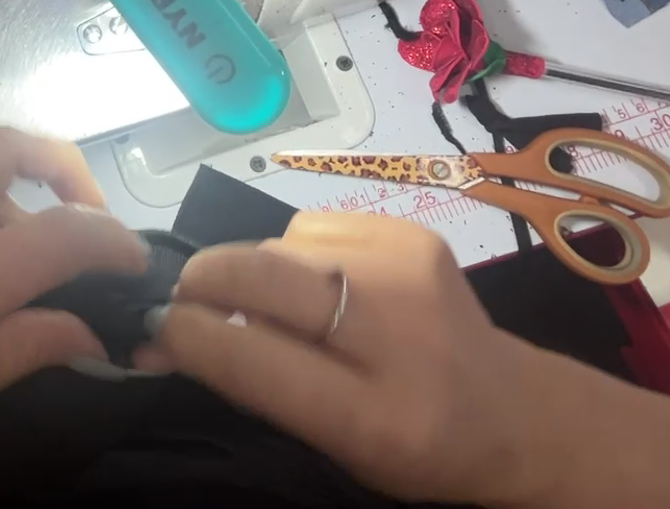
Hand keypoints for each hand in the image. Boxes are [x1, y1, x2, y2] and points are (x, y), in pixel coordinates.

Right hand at [135, 212, 565, 506]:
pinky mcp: (408, 229)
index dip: (188, 333)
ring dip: (253, 268)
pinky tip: (319, 278)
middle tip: (182, 294)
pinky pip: (307, 226)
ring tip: (275, 300)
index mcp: (378, 415)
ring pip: (277, 243)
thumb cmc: (411, 444)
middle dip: (203, 278)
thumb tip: (160, 333)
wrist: (516, 411)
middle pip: (260, 273)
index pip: (252, 357)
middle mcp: (397, 330)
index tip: (152, 326)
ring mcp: (407, 267)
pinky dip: (292, 251)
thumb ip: (249, 383)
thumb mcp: (330, 442)